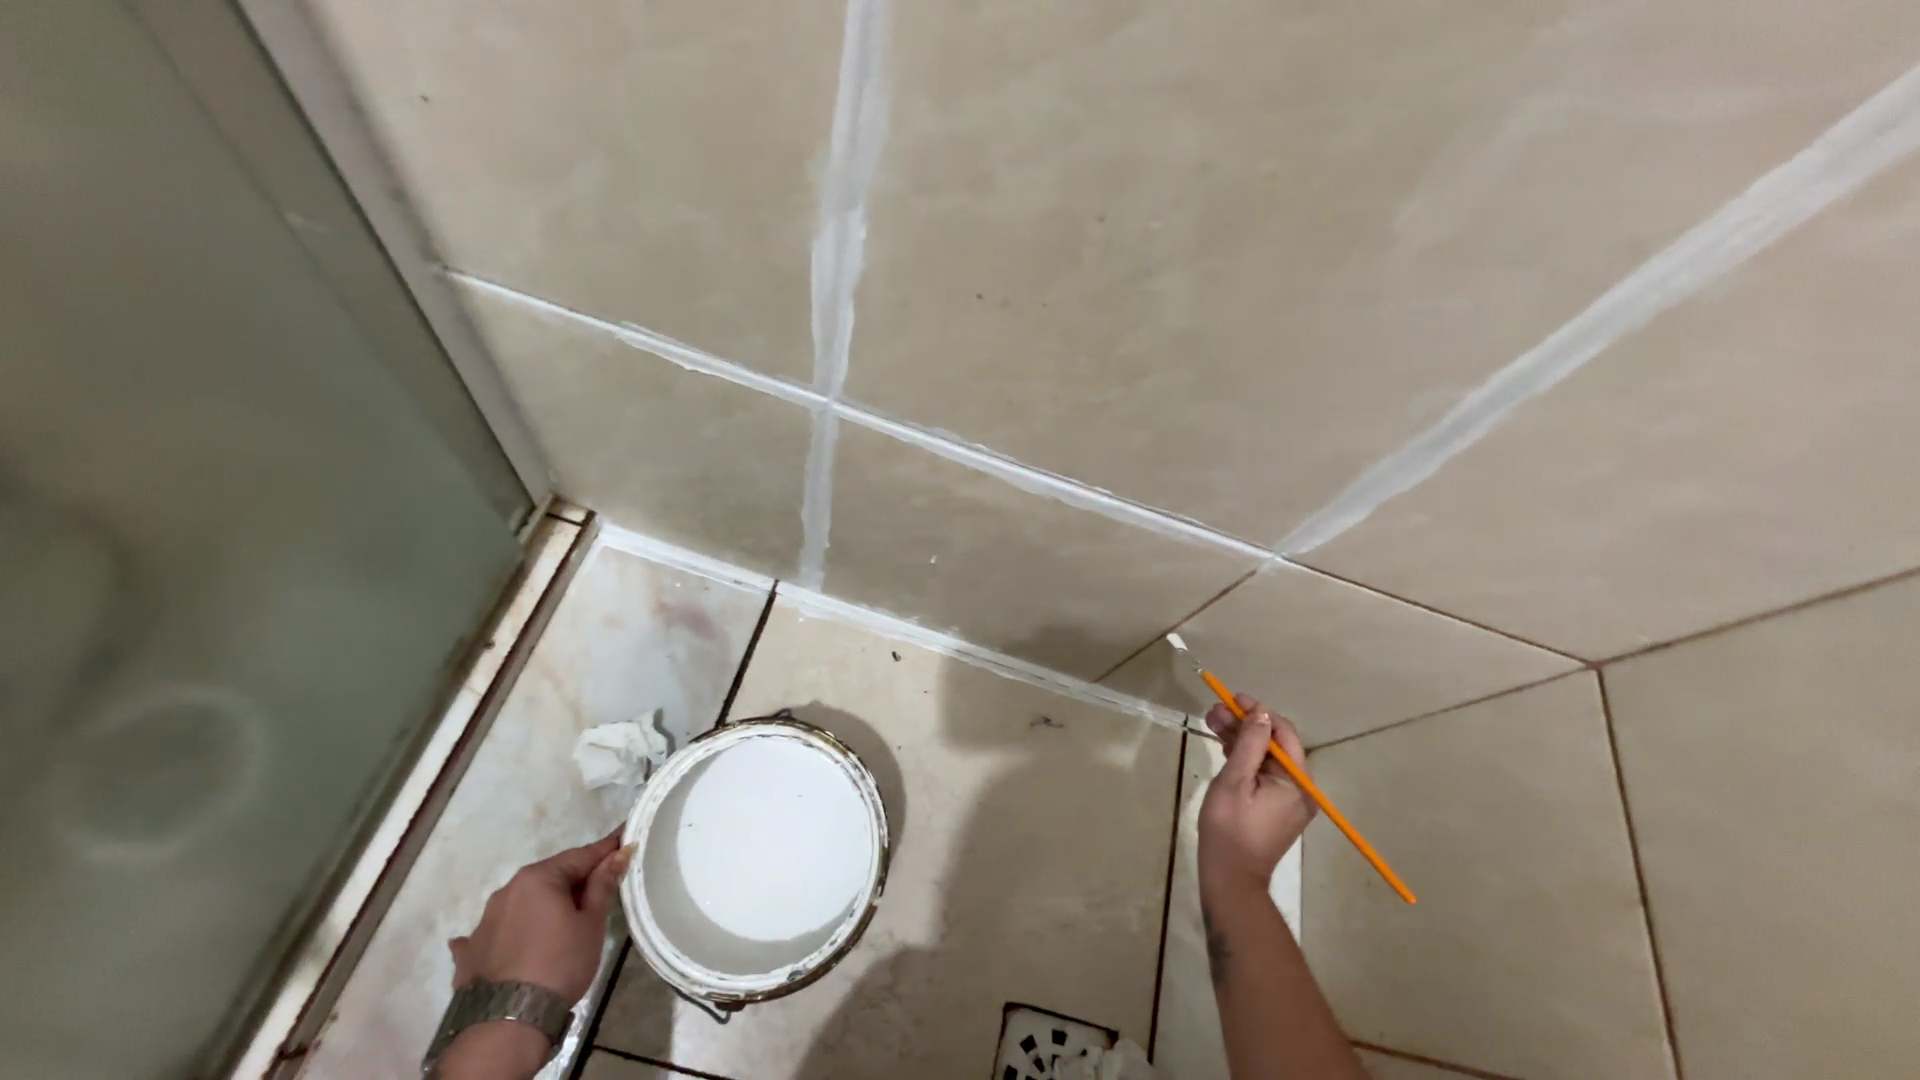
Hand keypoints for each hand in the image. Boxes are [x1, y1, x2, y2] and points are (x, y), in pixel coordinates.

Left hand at [448, 831, 632, 1001]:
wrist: (507, 1022)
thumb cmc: (560, 964)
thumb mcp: (591, 923)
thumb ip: (603, 885)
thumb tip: (617, 854)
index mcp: (538, 878)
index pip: (581, 855)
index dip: (606, 850)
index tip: (626, 840)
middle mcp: (508, 890)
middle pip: (551, 876)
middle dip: (576, 880)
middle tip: (602, 889)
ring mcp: (485, 920)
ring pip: (525, 901)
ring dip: (545, 903)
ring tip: (564, 918)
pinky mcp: (472, 950)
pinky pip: (496, 929)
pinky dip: (509, 929)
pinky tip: (510, 939)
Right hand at [1197, 694, 1314, 893]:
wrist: (1229, 877)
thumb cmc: (1230, 827)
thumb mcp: (1236, 780)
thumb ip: (1250, 744)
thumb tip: (1261, 713)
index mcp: (1297, 782)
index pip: (1283, 734)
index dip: (1259, 712)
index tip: (1233, 698)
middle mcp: (1299, 788)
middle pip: (1273, 745)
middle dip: (1245, 724)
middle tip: (1214, 709)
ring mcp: (1287, 799)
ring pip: (1264, 758)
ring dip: (1240, 738)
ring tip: (1211, 720)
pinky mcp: (1274, 807)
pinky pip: (1262, 774)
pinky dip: (1243, 758)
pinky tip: (1222, 743)